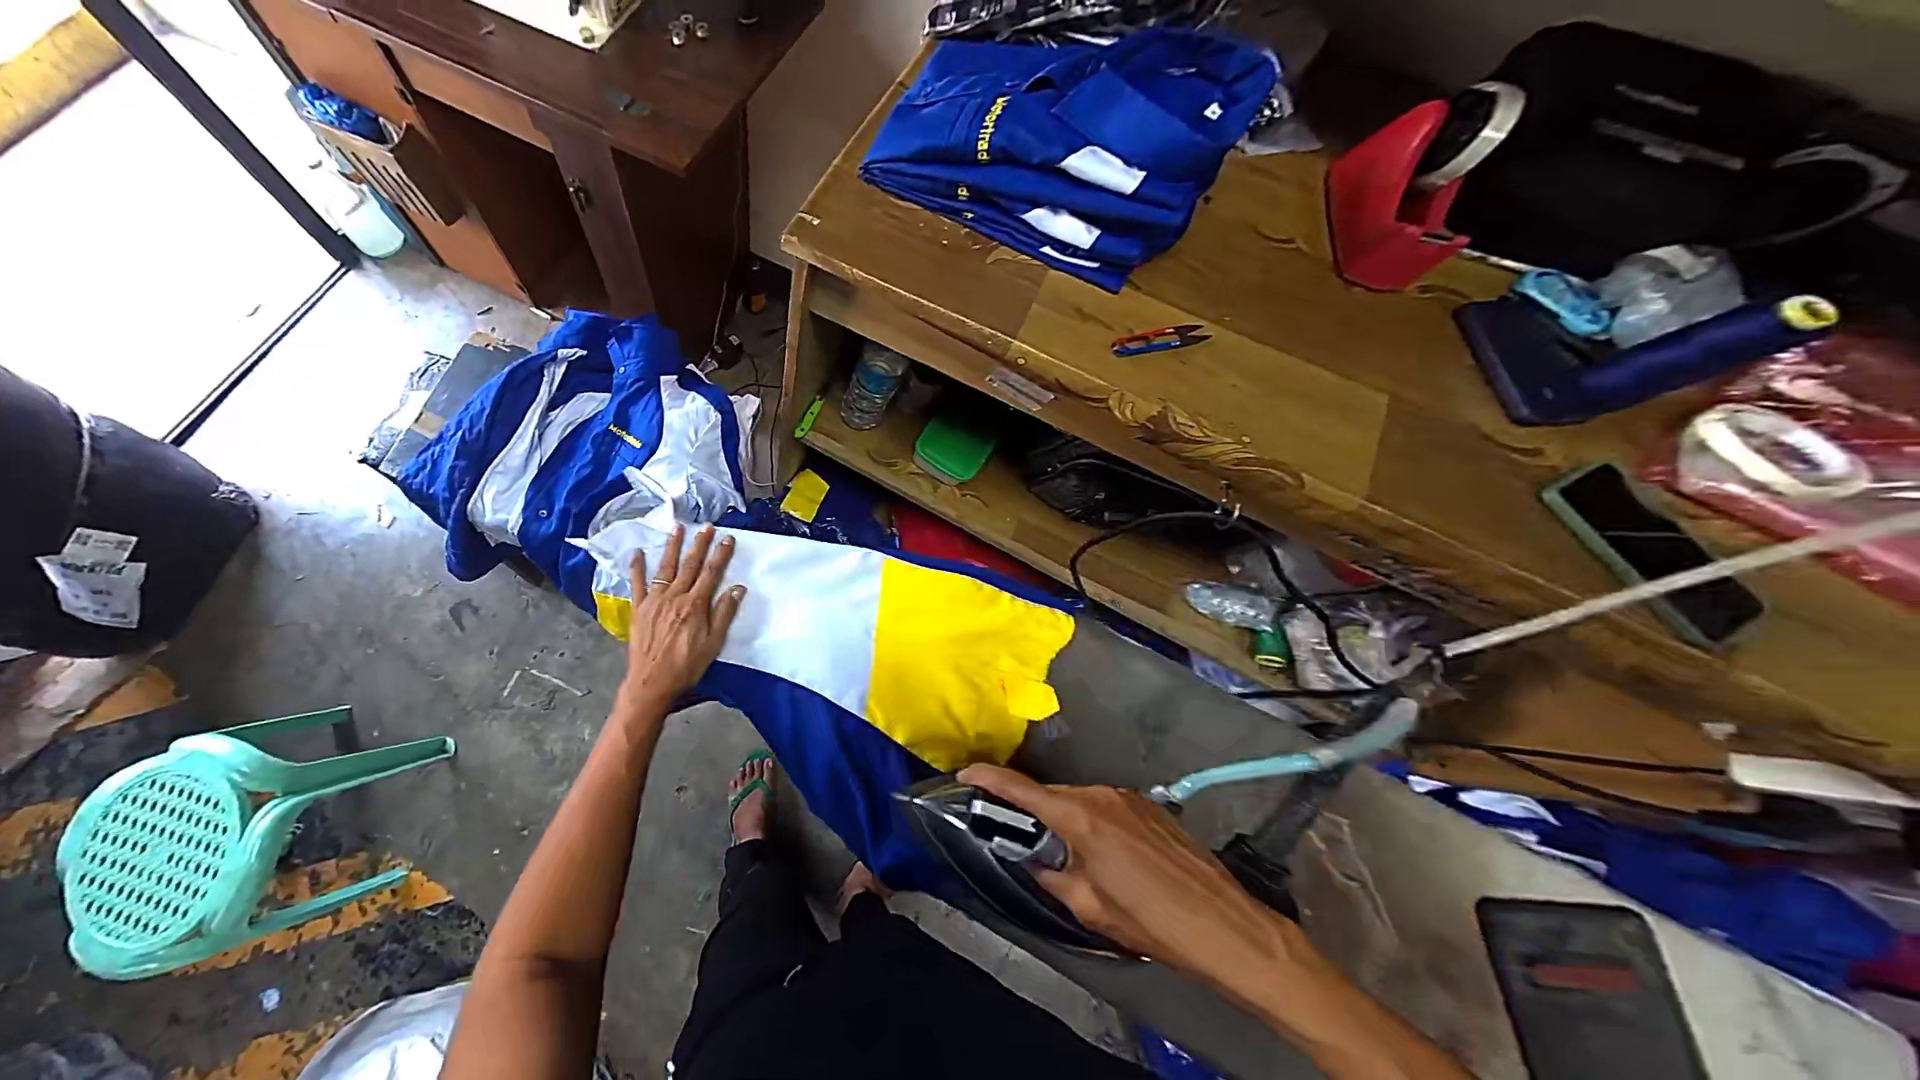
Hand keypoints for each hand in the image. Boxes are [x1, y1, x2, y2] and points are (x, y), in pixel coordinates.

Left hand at [619, 524, 745, 706]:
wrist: (651, 683)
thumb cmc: (687, 666)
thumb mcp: (714, 643)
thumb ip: (724, 613)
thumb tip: (737, 589)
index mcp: (695, 605)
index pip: (711, 573)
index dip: (720, 554)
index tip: (727, 538)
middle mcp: (674, 597)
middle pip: (690, 565)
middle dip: (699, 544)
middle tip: (706, 527)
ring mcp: (654, 601)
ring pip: (665, 568)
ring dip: (672, 547)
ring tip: (678, 529)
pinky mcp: (638, 609)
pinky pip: (637, 584)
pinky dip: (637, 567)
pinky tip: (637, 553)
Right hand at [961, 765, 1475, 1078]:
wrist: (1226, 925)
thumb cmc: (1151, 921)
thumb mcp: (1089, 908)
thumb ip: (1053, 874)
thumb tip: (1035, 858)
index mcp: (1081, 816)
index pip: (1023, 790)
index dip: (990, 780)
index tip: (965, 774)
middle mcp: (1103, 794)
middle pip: (1053, 795)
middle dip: (1032, 812)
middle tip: (1018, 838)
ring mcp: (1131, 797)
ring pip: (1081, 800)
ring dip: (1065, 819)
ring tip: (1068, 856)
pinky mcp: (1151, 807)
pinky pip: (1107, 807)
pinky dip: (1093, 822)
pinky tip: (1105, 855)